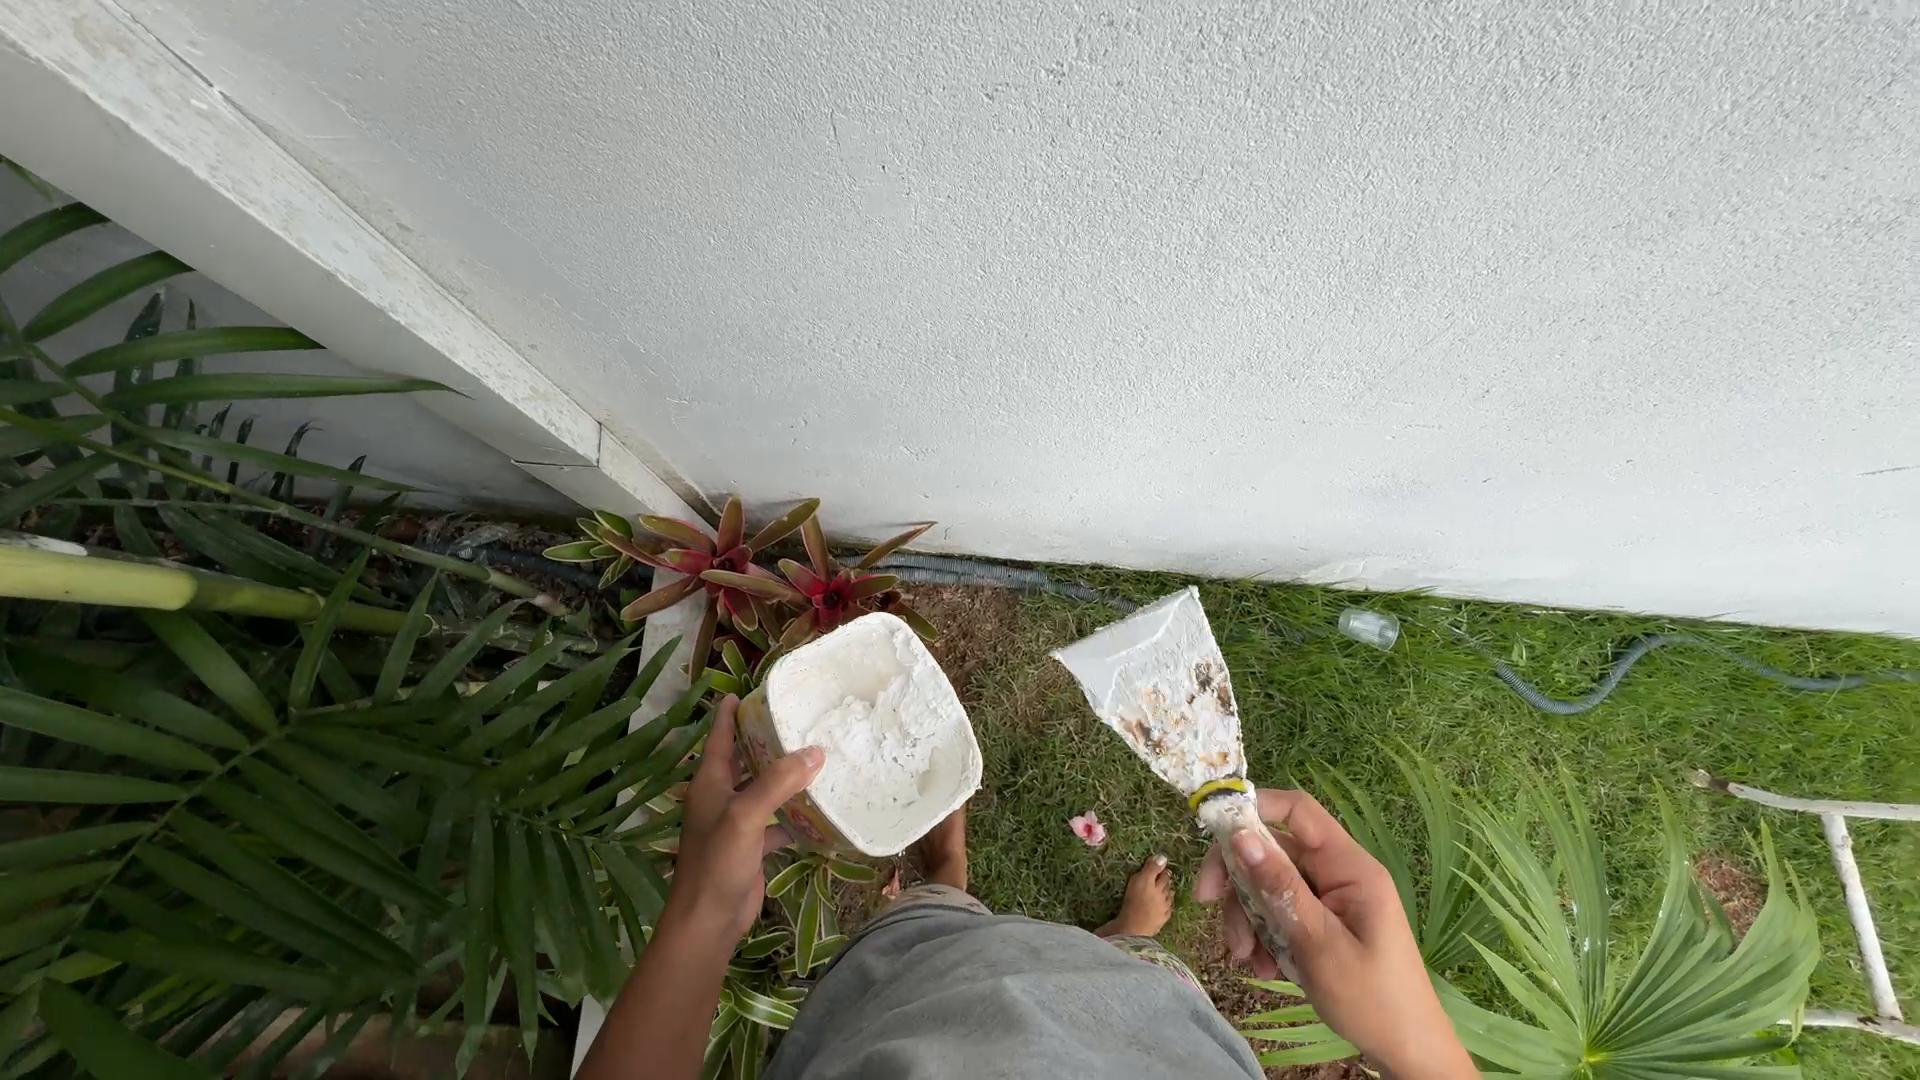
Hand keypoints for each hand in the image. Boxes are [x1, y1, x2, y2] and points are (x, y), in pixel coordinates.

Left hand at [664, 695, 823, 946]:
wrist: (708, 922)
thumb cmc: (717, 862)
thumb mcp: (747, 815)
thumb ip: (779, 782)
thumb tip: (816, 751)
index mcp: (710, 782)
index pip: (719, 736)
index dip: (730, 712)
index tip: (747, 690)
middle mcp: (721, 797)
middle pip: (744, 759)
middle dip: (766, 739)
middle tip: (797, 718)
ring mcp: (736, 823)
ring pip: (763, 789)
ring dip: (784, 775)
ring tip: (816, 755)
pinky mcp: (751, 846)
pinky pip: (776, 819)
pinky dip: (795, 813)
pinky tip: (819, 807)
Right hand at [1195, 789, 1474, 1079]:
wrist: (1409, 1056)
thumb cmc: (1372, 999)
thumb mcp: (1318, 943)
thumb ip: (1279, 887)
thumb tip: (1238, 835)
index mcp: (1348, 866)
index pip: (1297, 810)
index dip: (1254, 807)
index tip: (1214, 831)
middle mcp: (1337, 872)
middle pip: (1271, 850)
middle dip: (1238, 878)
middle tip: (1206, 902)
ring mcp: (1328, 897)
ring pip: (1268, 883)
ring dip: (1247, 915)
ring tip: (1245, 956)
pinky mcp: (1321, 920)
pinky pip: (1278, 910)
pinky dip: (1263, 934)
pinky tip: (1264, 966)